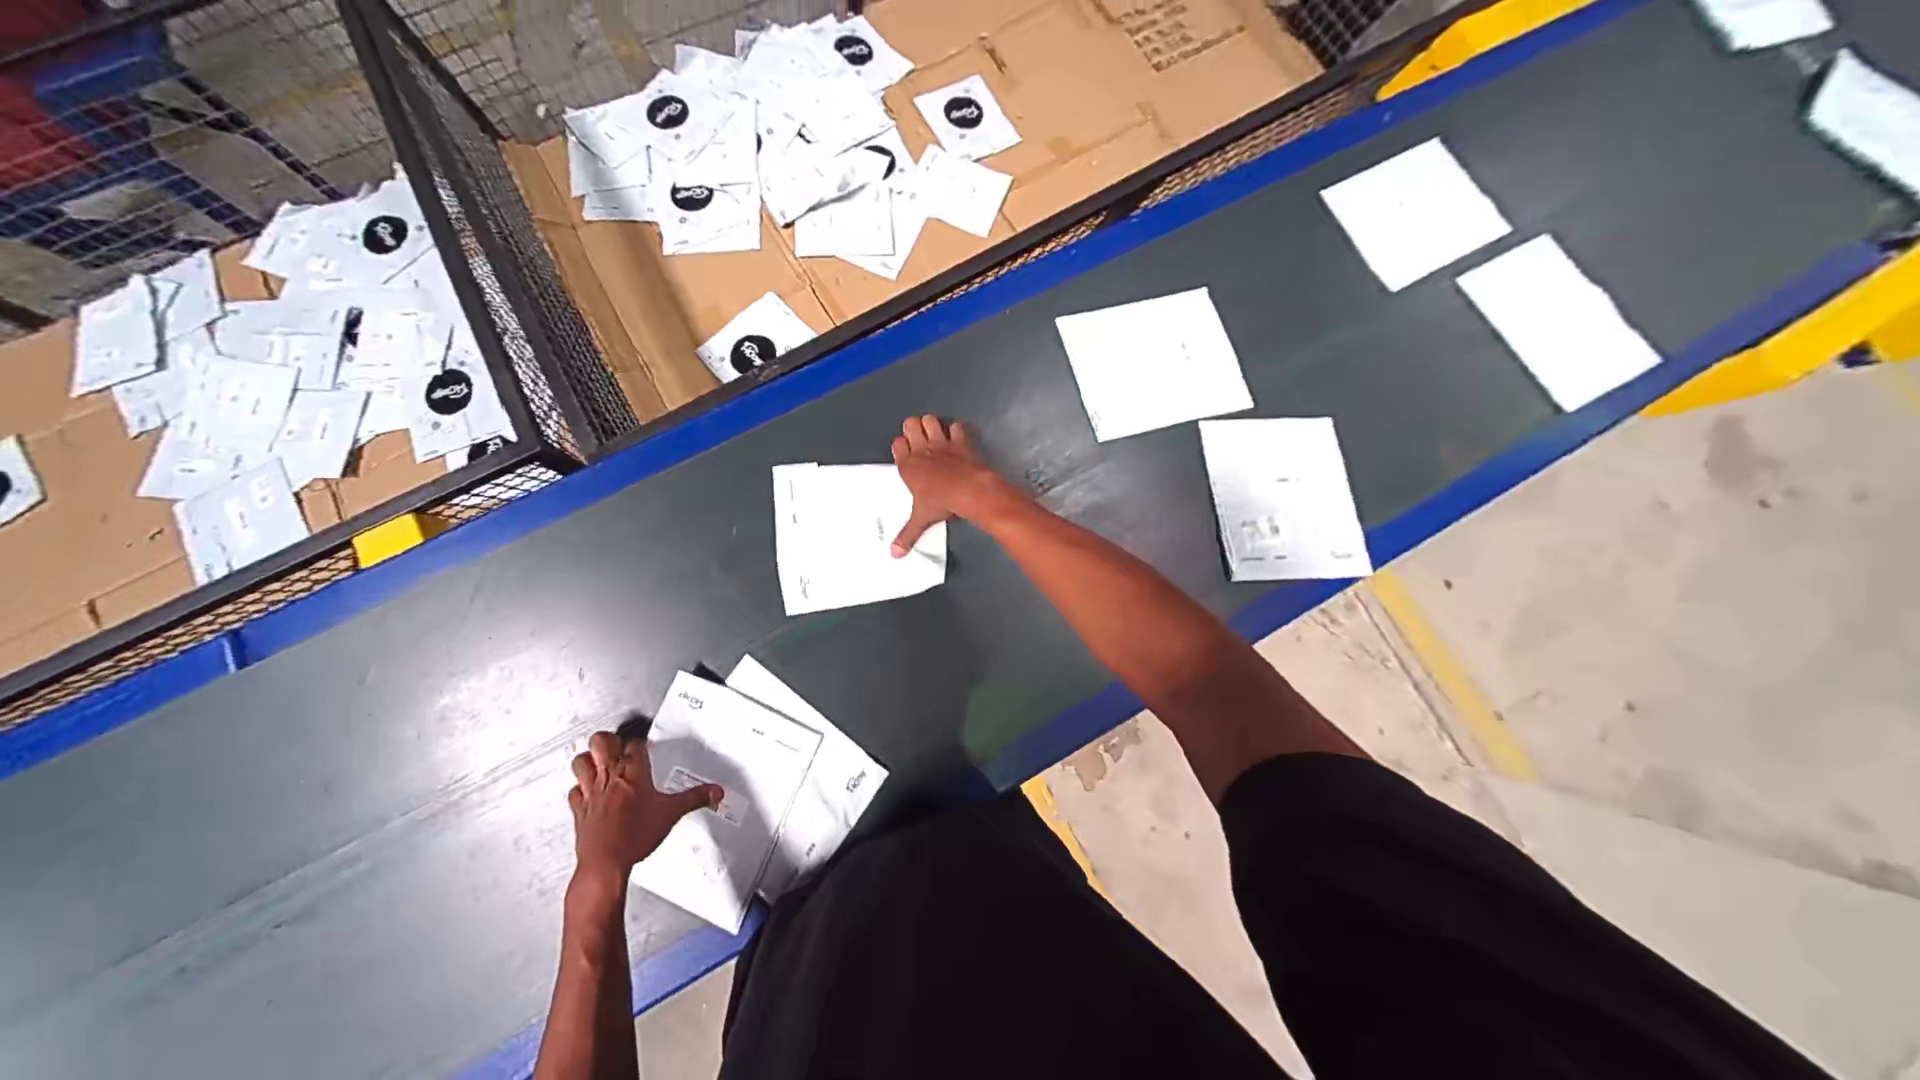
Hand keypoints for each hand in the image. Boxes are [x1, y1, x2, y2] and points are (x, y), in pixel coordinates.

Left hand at [567, 732, 720, 883]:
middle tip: (619, 745)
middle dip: (609, 740)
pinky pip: (574, 789)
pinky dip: (579, 787)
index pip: (634, 744)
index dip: (640, 742)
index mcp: (633, 773)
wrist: (606, 862)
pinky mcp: (578, 808)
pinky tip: (587, 790)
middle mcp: (609, 777)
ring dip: (589, 758)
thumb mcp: (672, 814)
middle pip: (601, 741)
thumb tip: (714, 791)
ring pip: (581, 760)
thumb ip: (695, 798)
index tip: (645, 745)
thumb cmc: (634, 836)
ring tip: (600, 759)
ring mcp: (590, 791)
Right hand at [890, 415, 1020, 556]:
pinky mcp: (961, 441)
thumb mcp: (922, 519)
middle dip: (914, 428)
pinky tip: (957, 439)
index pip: (896, 444)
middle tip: (920, 441)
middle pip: (910, 424)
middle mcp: (922, 450)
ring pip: (930, 420)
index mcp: (908, 465)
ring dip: (932, 425)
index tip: (906, 455)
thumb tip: (895, 554)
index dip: (901, 446)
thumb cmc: (942, 503)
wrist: (970, 491)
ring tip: (935, 436)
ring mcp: (942, 443)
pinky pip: (956, 427)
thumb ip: (907, 534)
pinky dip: (956, 431)